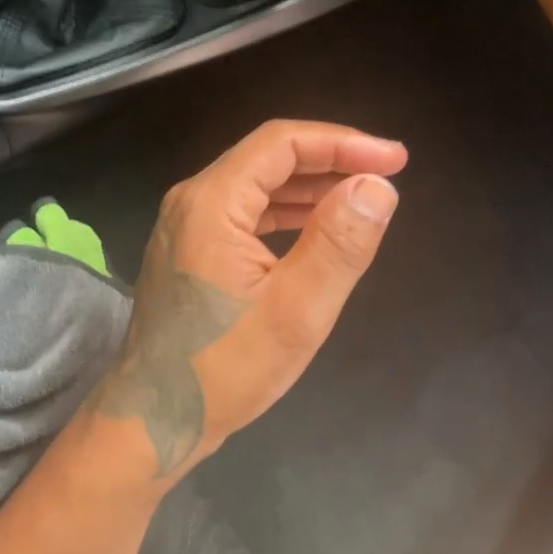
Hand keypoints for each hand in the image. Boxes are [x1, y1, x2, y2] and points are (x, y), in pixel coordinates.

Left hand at [90, 120, 407, 477]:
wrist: (156, 412)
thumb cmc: (225, 366)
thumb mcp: (296, 309)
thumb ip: (337, 243)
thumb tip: (376, 185)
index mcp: (210, 201)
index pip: (278, 144)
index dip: (340, 141)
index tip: (397, 158)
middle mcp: (190, 200)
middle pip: (264, 159)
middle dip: (328, 159)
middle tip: (389, 175)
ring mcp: (184, 224)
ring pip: (253, 185)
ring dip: (308, 186)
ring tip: (363, 198)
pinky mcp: (188, 248)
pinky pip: (242, 213)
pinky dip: (283, 213)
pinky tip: (317, 227)